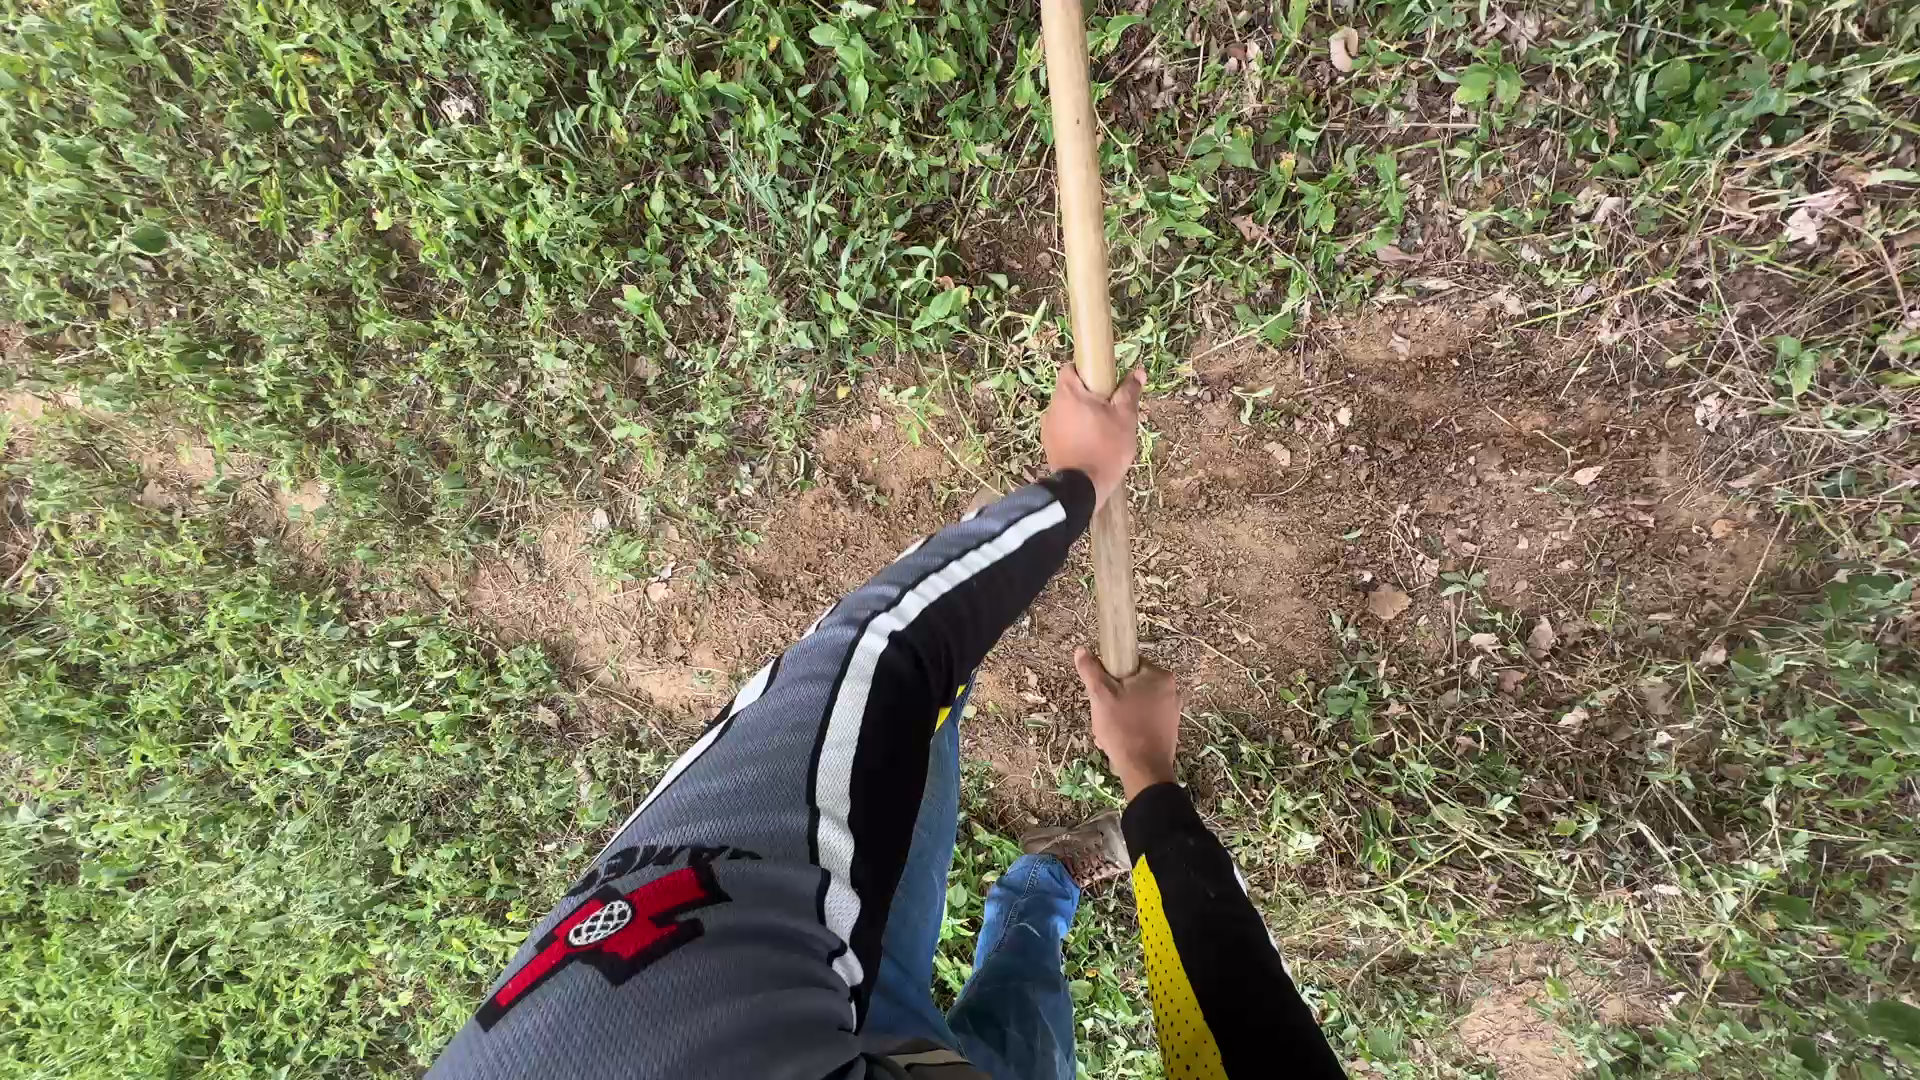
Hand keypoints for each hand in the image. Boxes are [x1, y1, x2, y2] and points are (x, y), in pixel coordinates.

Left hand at [1041, 365, 1143, 510]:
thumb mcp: (1125, 418)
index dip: (1088, 370)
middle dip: (1089, 396)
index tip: (1105, 382)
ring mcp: (1047, 427)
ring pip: (1068, 411)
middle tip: (1110, 409)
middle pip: (1070, 391)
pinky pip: (1064, 429)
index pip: (1071, 367)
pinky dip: (1076, 432)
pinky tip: (1091, 444)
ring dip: (1083, 415)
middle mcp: (1052, 406)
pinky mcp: (1048, 444)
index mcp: (1067, 392)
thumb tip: (1138, 372)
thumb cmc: (1105, 448)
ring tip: (1103, 430)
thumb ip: (1129, 392)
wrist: (1082, 489)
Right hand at [1073, 647, 1179, 800]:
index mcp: (1159, 676)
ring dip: (1118, 714)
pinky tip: (1118, 739)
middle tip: (1103, 713)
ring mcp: (1172, 710)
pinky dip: (1130, 725)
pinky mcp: (1169, 728)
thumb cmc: (1123, 729)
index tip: (1100, 692)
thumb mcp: (1100, 696)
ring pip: (1135, 703)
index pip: (1128, 663)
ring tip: (1108, 730)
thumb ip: (1090, 670)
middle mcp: (1172, 690)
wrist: (1144, 771)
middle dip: (1113, 698)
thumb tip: (1081, 649)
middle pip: (1131, 684)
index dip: (1109, 676)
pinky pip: (1143, 719)